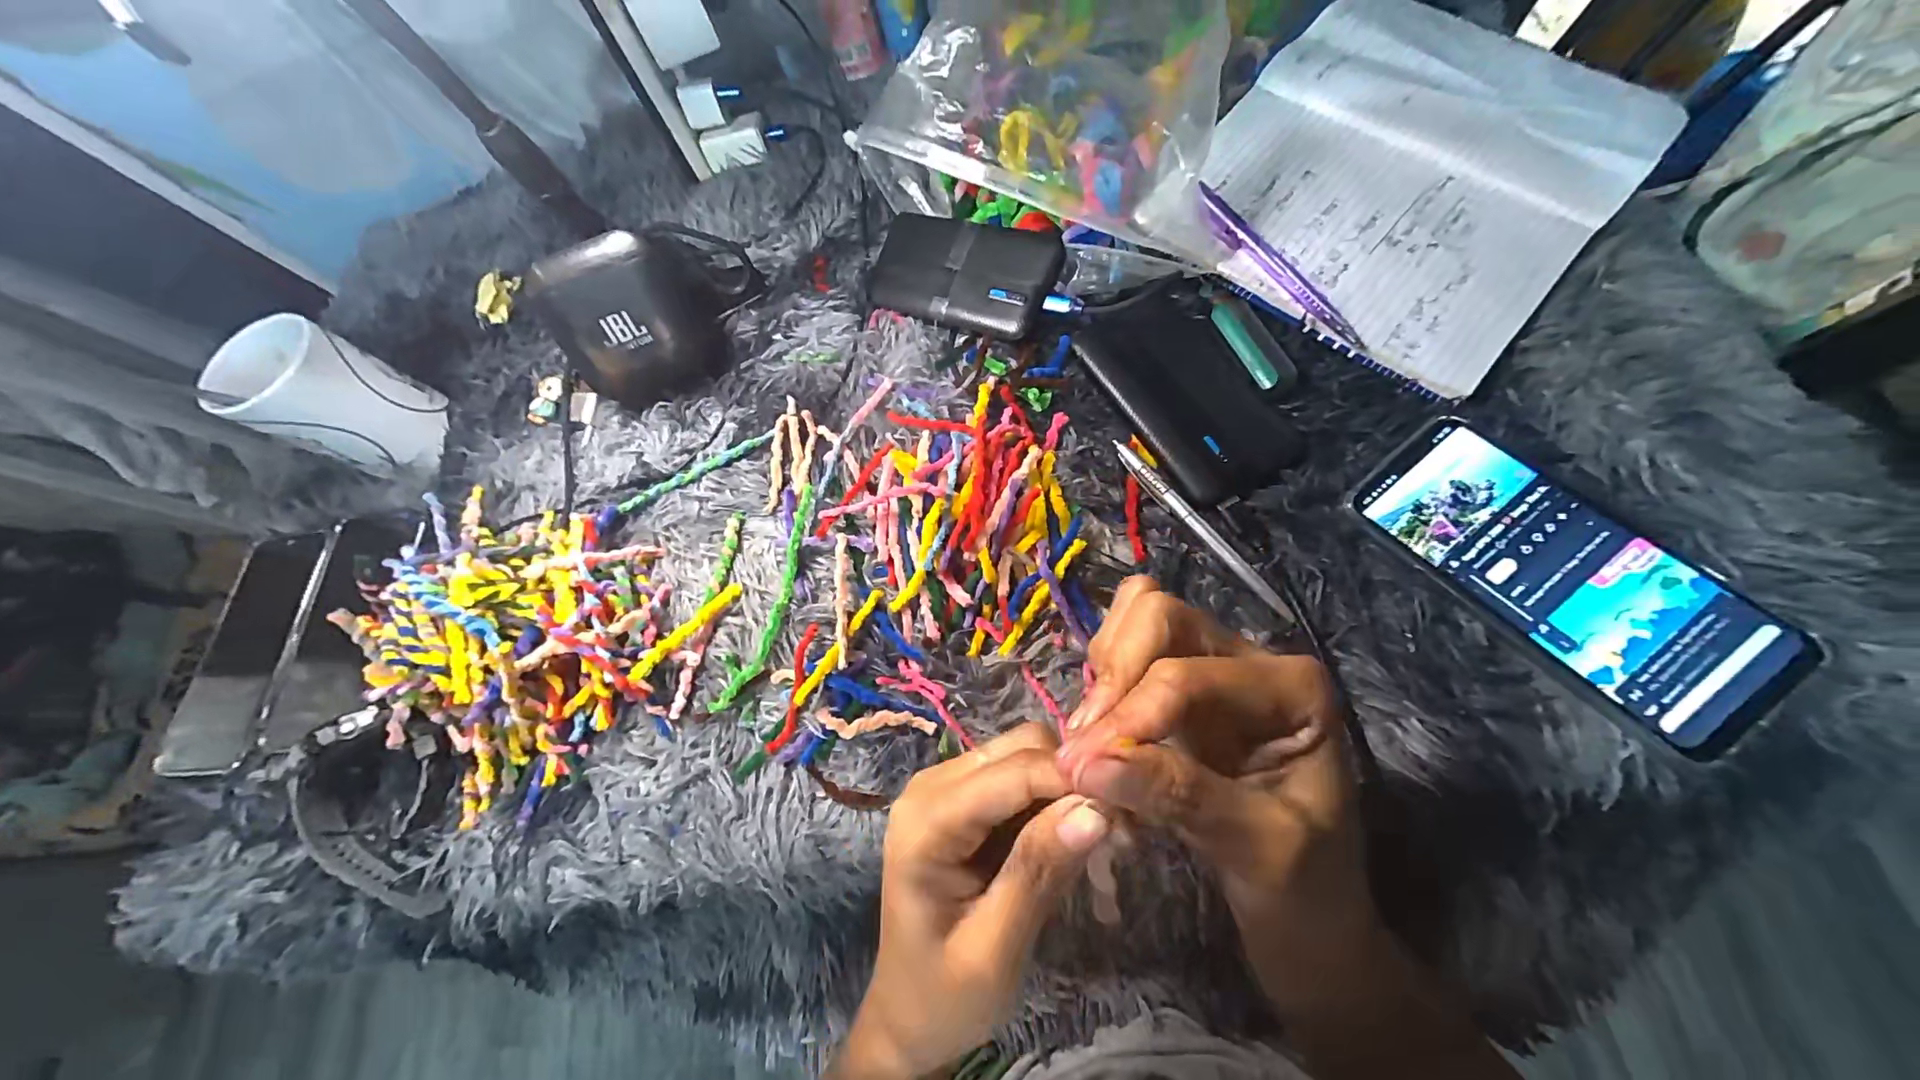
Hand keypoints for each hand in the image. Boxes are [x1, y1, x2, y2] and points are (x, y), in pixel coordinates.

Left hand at [830, 724, 1111, 1079]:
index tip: (1127, 811)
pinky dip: (1051, 798)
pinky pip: (1018, 775)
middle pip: (1020, 748)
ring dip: (1065, 787)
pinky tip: (1071, 836)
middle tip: (1114, 832)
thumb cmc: (944, 995)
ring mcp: (946, 787)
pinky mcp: (963, 799)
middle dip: (1071, 779)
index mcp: (926, 821)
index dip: (1073, 779)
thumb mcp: (994, 949)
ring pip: (1024, 755)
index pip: (1014, 771)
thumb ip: (1038, 873)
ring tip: (1098, 838)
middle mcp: (931, 786)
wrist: (908, 1016)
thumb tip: (1096, 810)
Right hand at [1054, 576, 1373, 1016]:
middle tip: (1085, 744)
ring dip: (1104, 673)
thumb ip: (1177, 795)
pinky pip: (1125, 654)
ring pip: (1136, 620)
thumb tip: (1088, 763)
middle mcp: (1249, 661)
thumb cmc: (1304, 887)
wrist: (1309, 918)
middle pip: (1159, 615)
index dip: (1129, 717)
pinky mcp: (1177, 691)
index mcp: (1291, 688)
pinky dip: (1101, 683)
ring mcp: (1210, 669)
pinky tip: (1098, 739)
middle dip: (1115, 673)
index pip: (1186, 676)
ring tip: (1091, 742)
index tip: (1081, 770)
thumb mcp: (1255, 848)